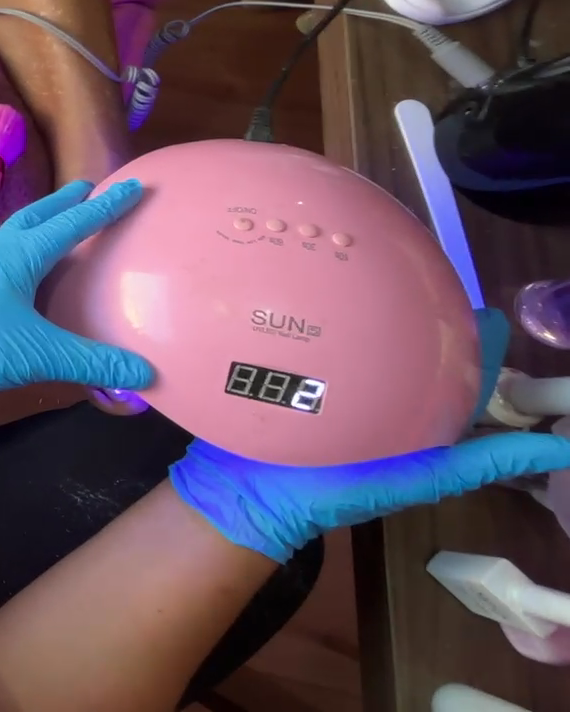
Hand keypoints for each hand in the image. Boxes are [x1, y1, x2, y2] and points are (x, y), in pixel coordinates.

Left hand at [0, 179, 154, 408]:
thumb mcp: (38, 356)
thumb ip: (93, 363)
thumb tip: (148, 376)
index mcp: (16, 259)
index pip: (68, 226)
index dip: (102, 208)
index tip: (131, 186)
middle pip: (35, 218)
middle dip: (64, 202)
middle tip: (91, 188)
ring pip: (16, 233)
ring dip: (43, 221)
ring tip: (66, 217)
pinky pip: (7, 253)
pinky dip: (28, 245)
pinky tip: (34, 264)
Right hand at [171, 309, 569, 561]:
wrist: (236, 490)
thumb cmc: (324, 492)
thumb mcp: (406, 481)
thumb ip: (472, 464)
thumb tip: (563, 450)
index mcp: (398, 423)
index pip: (443, 380)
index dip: (466, 350)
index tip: (479, 313)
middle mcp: (357, 400)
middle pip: (389, 358)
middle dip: (408, 326)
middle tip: (416, 284)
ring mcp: (306, 385)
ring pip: (337, 349)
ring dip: (348, 320)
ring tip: (356, 280)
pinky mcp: (263, 374)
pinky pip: (284, 346)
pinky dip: (294, 327)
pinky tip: (292, 299)